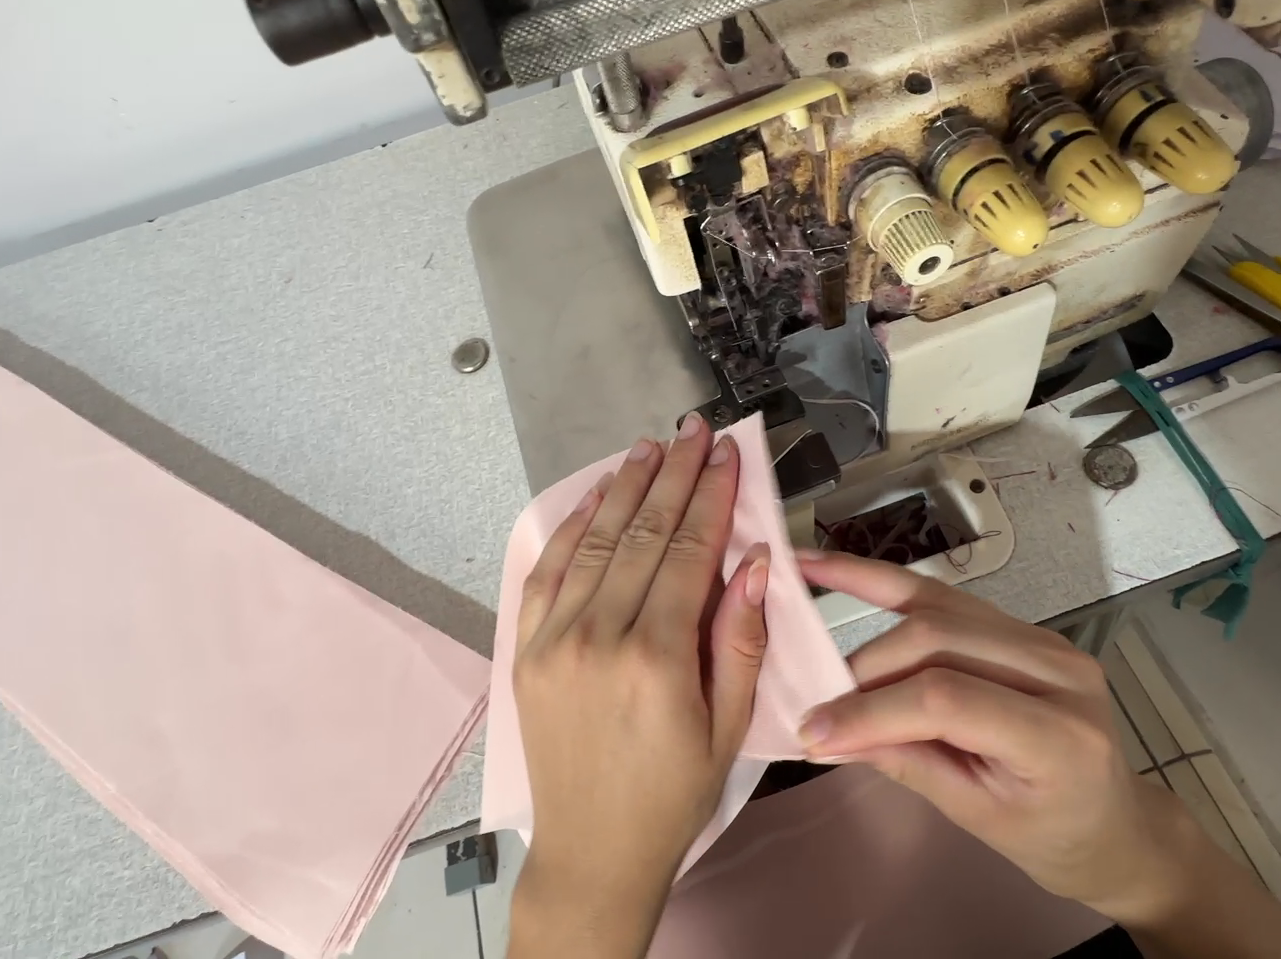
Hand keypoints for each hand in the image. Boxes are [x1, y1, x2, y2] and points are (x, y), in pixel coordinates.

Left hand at [509, 413, 769, 958]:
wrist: (592, 851)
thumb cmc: (672, 794)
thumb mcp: (727, 729)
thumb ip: (739, 641)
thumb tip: (753, 562)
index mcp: (655, 658)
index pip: (687, 553)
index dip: (711, 496)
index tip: (727, 453)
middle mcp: (598, 637)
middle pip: (642, 534)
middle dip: (674, 475)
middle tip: (693, 429)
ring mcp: (554, 639)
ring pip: (595, 542)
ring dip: (625, 487)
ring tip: (650, 446)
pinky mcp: (527, 648)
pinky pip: (549, 571)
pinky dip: (573, 526)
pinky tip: (597, 493)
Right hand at [793, 550, 1193, 924]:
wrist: (1114, 822)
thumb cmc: (1052, 836)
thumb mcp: (978, 817)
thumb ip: (905, 762)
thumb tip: (825, 733)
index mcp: (1060, 734)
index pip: (948, 700)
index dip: (872, 709)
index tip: (813, 731)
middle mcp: (1058, 669)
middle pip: (937, 642)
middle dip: (865, 672)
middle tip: (818, 706)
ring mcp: (1041, 637)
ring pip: (933, 609)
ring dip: (868, 627)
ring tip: (811, 638)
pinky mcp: (1017, 624)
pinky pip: (941, 597)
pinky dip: (882, 583)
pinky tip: (830, 566)